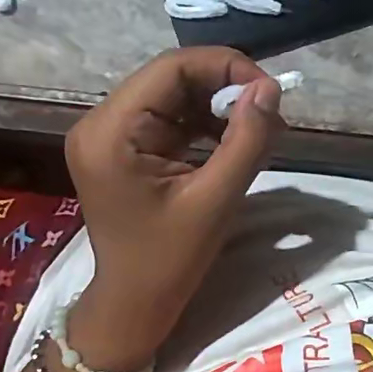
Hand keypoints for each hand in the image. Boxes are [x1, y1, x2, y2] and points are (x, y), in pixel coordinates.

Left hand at [64, 48, 284, 368]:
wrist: (135, 303)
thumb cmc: (171, 259)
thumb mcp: (216, 200)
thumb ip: (246, 141)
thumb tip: (270, 89)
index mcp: (111, 131)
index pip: (171, 69)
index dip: (226, 67)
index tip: (270, 91)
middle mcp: (102, 122)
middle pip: (172, 79)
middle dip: (225, 89)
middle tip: (270, 114)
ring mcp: (110, 135)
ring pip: (175, 97)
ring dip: (219, 107)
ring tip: (259, 130)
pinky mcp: (124, 148)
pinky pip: (171, 119)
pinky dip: (206, 125)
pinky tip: (234, 141)